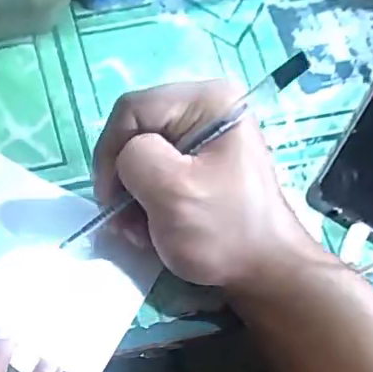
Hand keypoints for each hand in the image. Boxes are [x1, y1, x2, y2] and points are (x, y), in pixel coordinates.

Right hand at [92, 81, 332, 289]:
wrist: (262, 269)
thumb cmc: (222, 231)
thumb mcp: (172, 191)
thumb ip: (135, 160)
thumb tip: (122, 162)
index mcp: (205, 102)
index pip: (130, 111)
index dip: (109, 154)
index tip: (110, 201)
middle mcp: (204, 110)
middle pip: (134, 135)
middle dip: (122, 181)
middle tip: (127, 223)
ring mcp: (201, 140)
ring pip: (140, 160)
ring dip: (131, 199)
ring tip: (142, 232)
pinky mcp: (198, 167)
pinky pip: (155, 177)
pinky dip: (145, 205)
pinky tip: (154, 229)